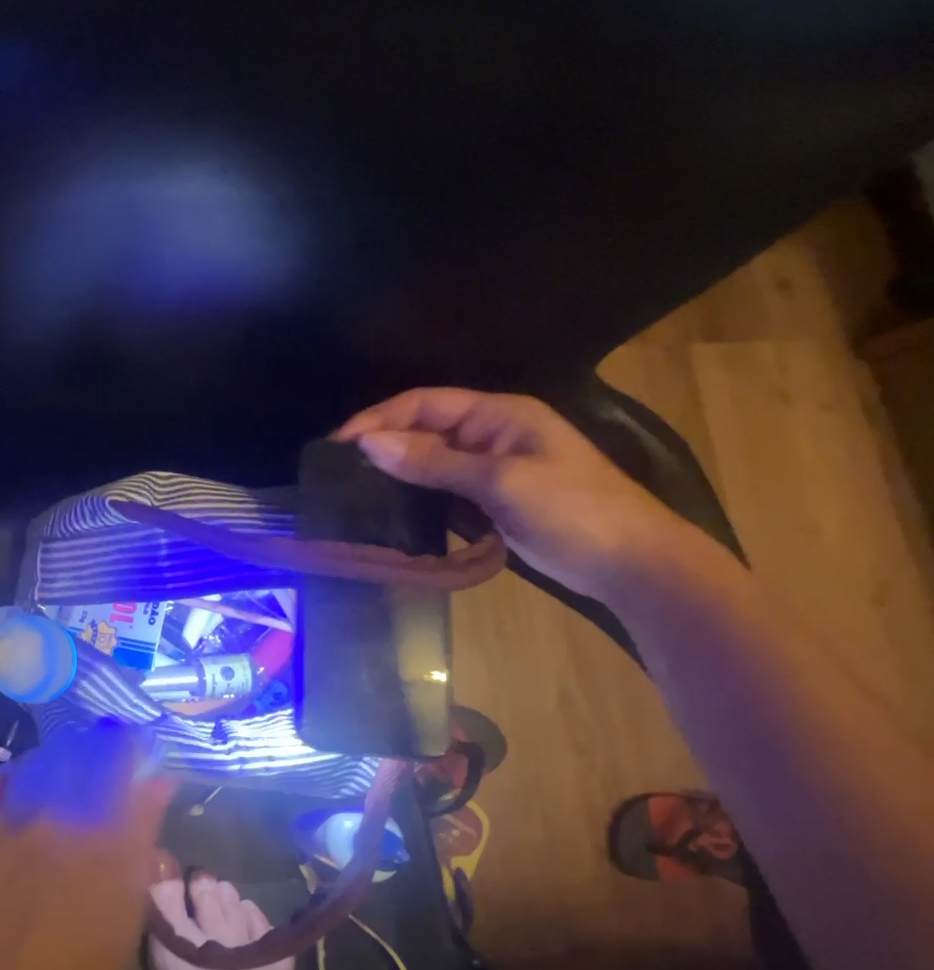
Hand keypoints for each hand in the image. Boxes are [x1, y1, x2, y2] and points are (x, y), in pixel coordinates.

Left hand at [0, 721, 174, 969]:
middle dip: (90, 750)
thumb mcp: (124, 915)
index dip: (128, 744)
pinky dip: (14, 799)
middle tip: (96, 754)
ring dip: (51, 768)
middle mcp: (50, 815)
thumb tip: (156, 782)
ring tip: (57, 783)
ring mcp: (0, 819)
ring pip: (32, 767)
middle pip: (74, 752)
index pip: (119, 758)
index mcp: (102, 837)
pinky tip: (16, 821)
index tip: (135, 740)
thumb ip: (139, 838)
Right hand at [148, 876, 294, 969]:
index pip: (164, 890)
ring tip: (220, 899)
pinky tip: (244, 918)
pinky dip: (249, 914)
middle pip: (202, 888)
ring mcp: (246, 943)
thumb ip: (161, 935)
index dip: (165, 878)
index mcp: (173, 944)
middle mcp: (209, 935)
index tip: (166, 874)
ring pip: (231, 898)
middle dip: (198, 885)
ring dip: (223, 896)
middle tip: (197, 887)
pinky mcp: (276, 956)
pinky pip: (259, 918)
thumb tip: (159, 898)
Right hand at [334, 388, 699, 601]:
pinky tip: (386, 509)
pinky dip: (411, 495)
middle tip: (336, 471)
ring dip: (392, 471)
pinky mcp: (488, 500)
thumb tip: (368, 444)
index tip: (338, 446)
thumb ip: (434, 462)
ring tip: (350, 490)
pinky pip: (438, 489)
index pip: (423, 404)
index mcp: (498, 415)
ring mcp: (489, 469)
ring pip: (426, 460)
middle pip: (420, 429)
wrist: (634, 565)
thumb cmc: (575, 511)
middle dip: (379, 444)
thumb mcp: (502, 482)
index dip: (378, 419)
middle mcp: (489, 434)